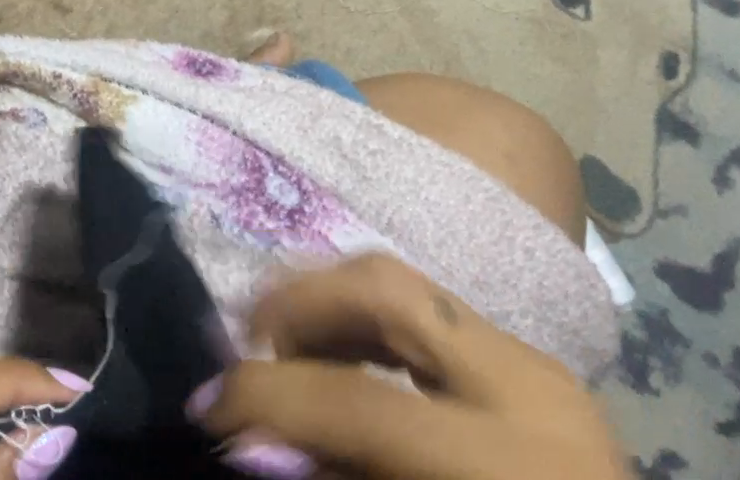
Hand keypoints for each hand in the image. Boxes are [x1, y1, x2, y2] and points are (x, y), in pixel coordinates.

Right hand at [189, 254, 631, 479]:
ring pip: (400, 278)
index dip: (266, 396)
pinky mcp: (526, 359)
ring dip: (323, 301)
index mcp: (507, 460)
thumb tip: (245, 436)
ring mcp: (533, 361)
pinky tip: (335, 353)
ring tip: (281, 347)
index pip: (358, 400)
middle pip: (383, 286)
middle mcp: (527, 387)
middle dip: (295, 300)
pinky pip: (423, 310)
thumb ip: (333, 472)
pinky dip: (362, 318)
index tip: (207, 405)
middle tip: (245, 340)